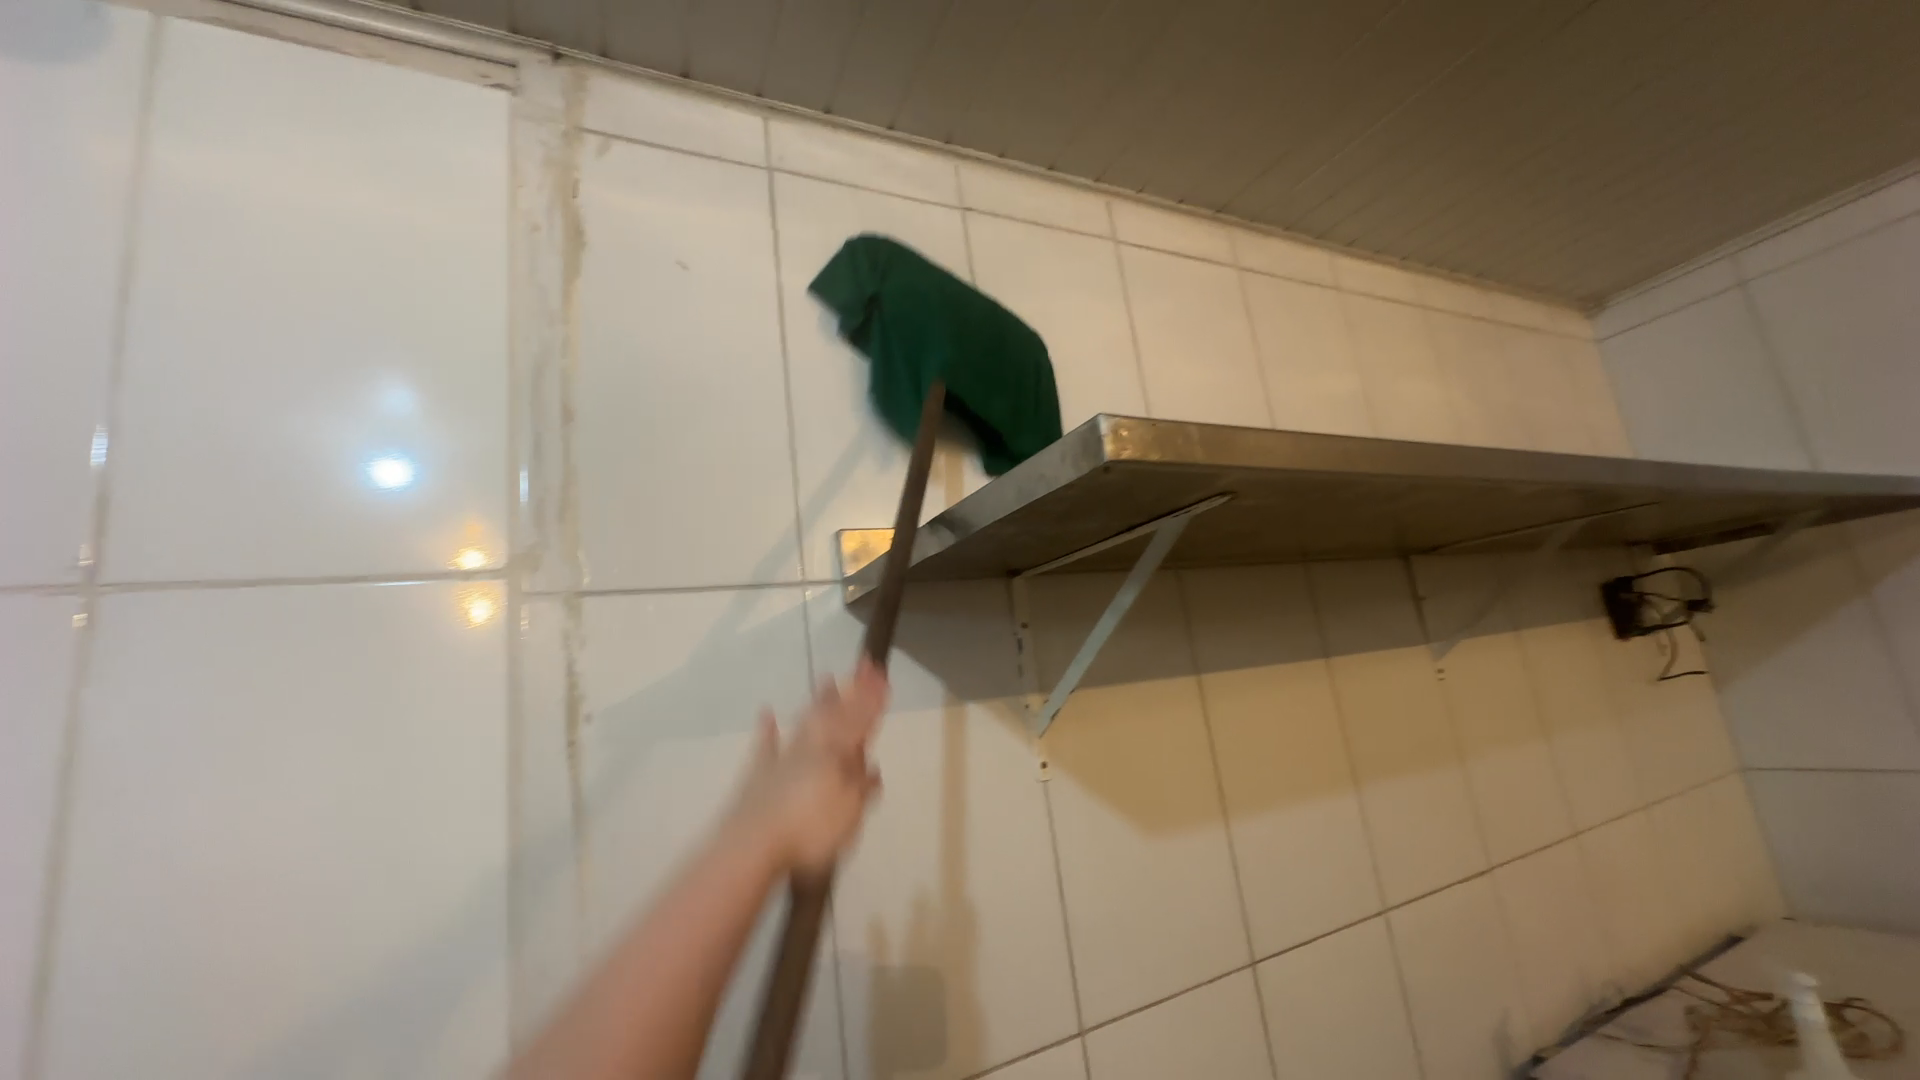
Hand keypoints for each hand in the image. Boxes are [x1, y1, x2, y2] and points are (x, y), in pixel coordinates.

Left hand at [729, 659, 888, 874]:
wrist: (752, 846)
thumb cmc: (810, 832)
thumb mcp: (849, 814)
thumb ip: (861, 788)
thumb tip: (872, 767)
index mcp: (837, 756)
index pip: (861, 722)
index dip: (873, 701)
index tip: (882, 676)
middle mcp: (813, 748)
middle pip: (836, 713)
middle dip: (852, 690)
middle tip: (863, 665)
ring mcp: (784, 758)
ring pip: (806, 721)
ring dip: (819, 701)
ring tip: (828, 677)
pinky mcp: (758, 774)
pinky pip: (765, 745)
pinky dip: (767, 729)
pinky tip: (766, 713)